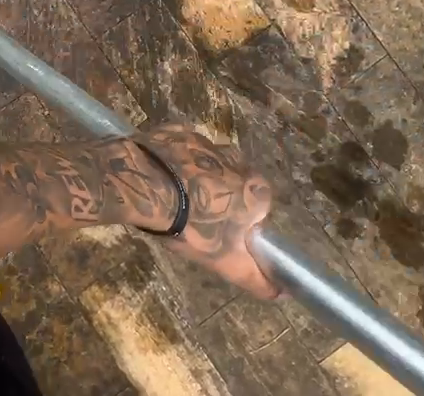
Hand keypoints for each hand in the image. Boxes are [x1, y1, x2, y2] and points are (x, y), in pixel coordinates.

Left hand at [133, 124, 279, 299]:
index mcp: (254, 189)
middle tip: (197, 206)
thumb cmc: (191, 227)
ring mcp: (200, 140)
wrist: (141, 187)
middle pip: (234, 175)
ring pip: (206, 156)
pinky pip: (178, 141)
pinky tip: (160, 168)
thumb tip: (282, 293)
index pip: (260, 200)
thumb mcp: (228, 264)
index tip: (223, 224)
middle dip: (221, 188)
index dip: (242, 213)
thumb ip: (260, 280)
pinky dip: (173, 153)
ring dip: (196, 169)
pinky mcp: (171, 130)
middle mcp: (233, 159)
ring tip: (174, 188)